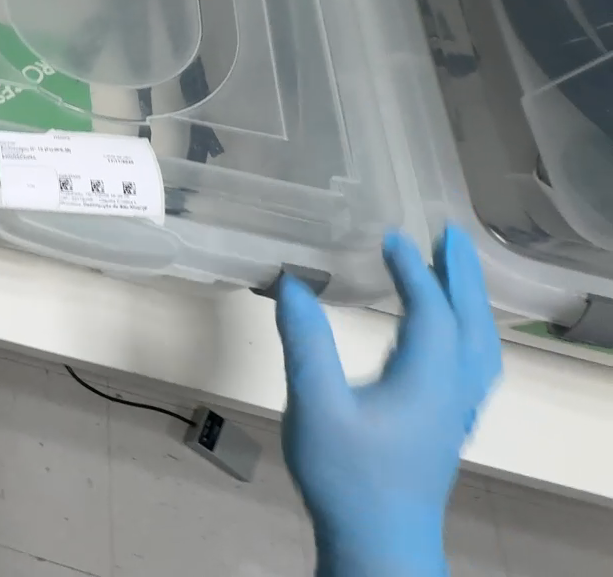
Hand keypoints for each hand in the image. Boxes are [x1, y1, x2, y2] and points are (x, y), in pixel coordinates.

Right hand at [273, 228, 501, 576]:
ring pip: (478, 349)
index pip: (432, 316)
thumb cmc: (345, 469)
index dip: (416, 273)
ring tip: (450, 273)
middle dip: (462, 280)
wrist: (377, 535)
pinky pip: (467, 365)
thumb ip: (305, 341)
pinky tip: (441, 334)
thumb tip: (293, 281)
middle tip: (451, 236)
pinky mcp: (440, 423)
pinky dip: (462, 333)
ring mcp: (452, 411)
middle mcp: (453, 393)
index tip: (393, 236)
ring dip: (468, 305)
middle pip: (472, 328)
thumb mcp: (315, 403)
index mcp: (428, 383)